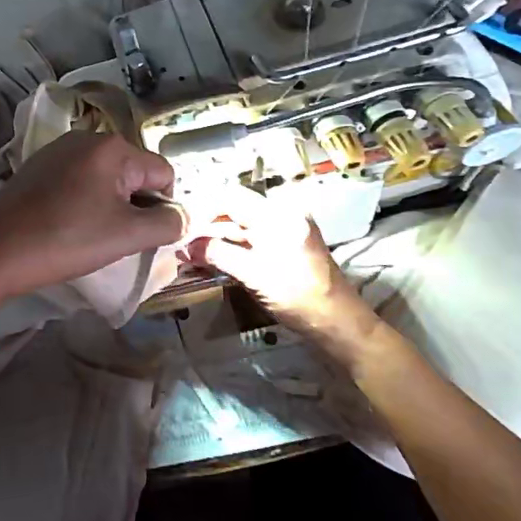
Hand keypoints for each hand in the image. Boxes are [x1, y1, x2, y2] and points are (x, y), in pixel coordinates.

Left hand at [0, 131, 187, 300]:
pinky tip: (67, 227)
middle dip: (134, 205)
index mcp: (112, 147)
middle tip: (116, 238)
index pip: (163, 172)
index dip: (162, 206)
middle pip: (133, 172)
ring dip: (109, 207)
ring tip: (90, 236)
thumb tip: (182, 217)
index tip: (142, 235)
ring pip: (105, 179)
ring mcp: (57, 151)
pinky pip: (78, 182)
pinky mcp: (37, 168)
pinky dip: (83, 204)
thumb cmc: (65, 239)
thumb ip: (166, 223)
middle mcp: (86, 138)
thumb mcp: (126, 235)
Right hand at [188, 191, 379, 352]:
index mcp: (278, 213)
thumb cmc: (298, 296)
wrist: (340, 324)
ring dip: (219, 240)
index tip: (180, 227)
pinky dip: (234, 248)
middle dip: (208, 228)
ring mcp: (288, 228)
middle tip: (182, 246)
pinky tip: (215, 260)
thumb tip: (183, 247)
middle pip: (236, 211)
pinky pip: (254, 238)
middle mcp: (284, 213)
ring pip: (243, 226)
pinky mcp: (288, 244)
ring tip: (192, 256)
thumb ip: (216, 254)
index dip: (203, 209)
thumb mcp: (252, 274)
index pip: (230, 197)